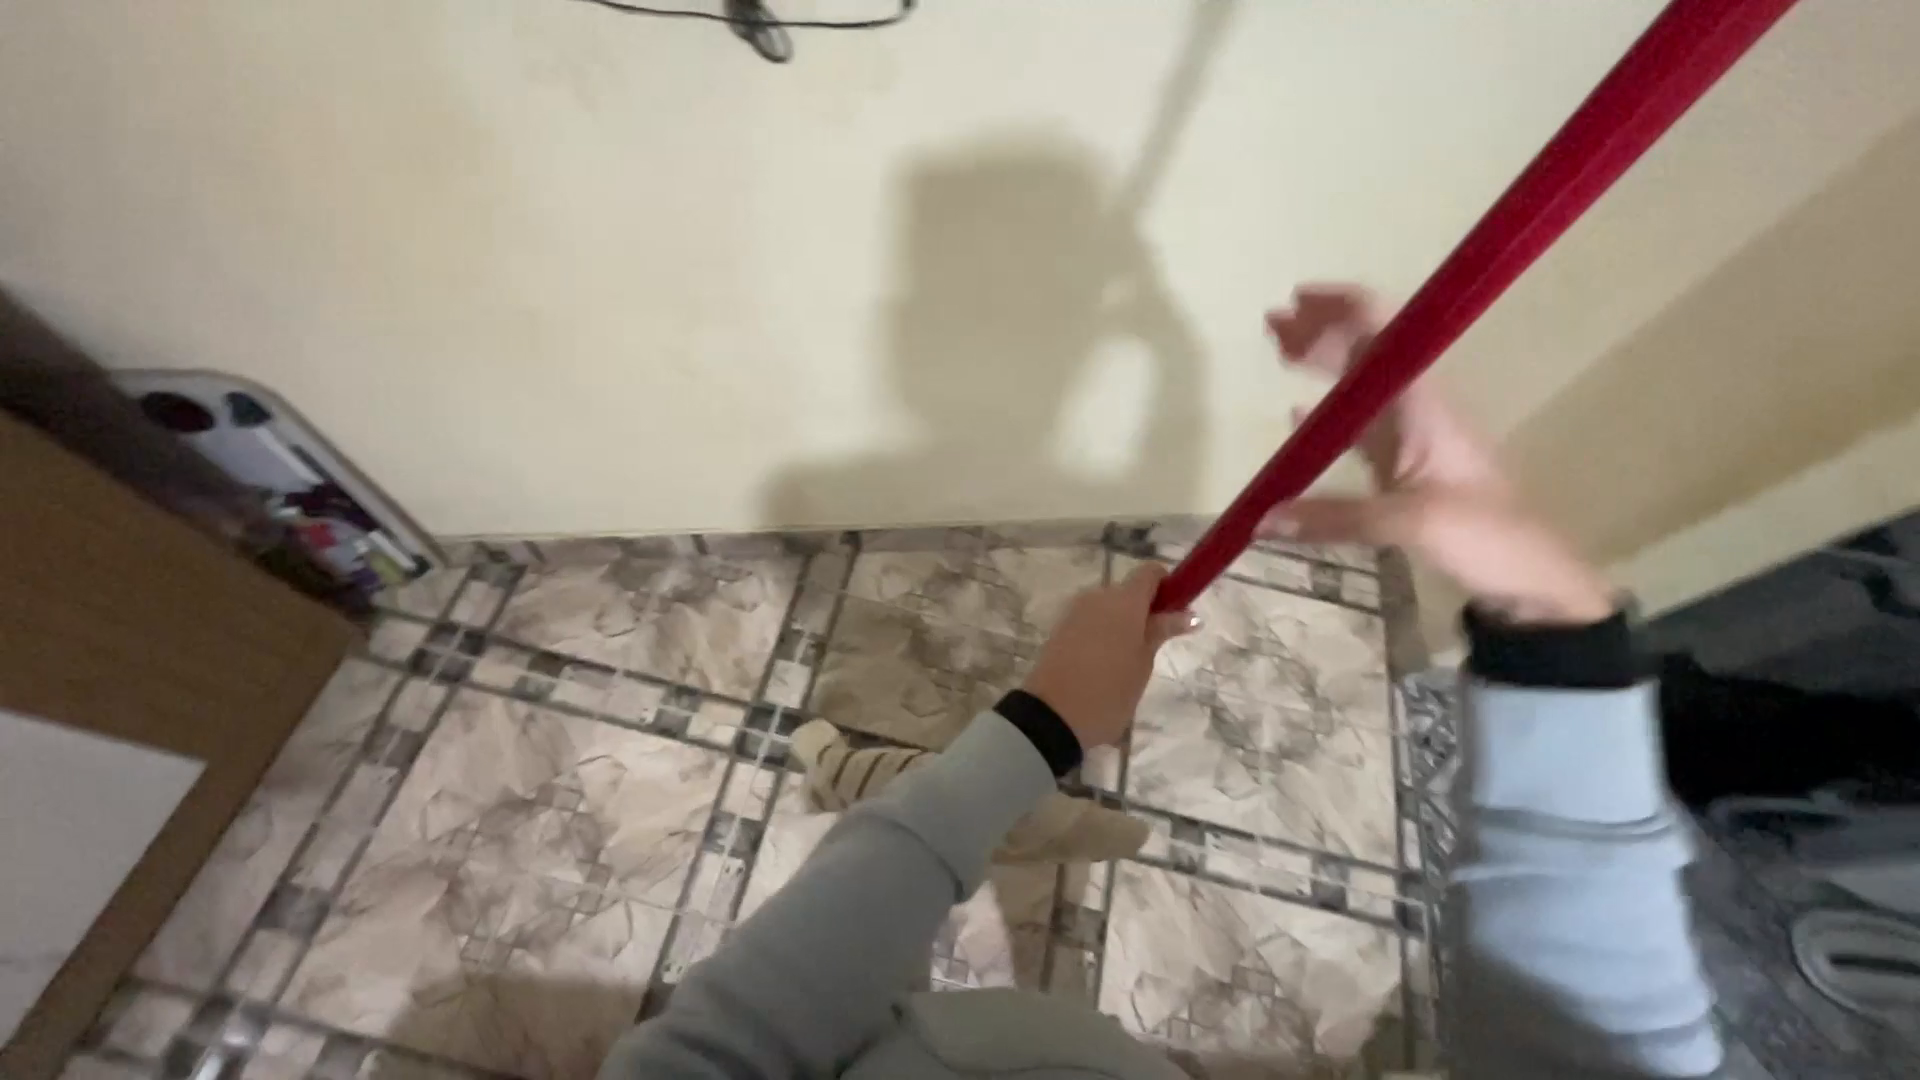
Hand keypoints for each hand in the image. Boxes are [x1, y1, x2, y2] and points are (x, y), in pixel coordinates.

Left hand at [1022, 563, 1197, 748]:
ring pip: (1107, 608)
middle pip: (1127, 591)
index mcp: (1123, 600)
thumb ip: (1161, 631)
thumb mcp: (1143, 663)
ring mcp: (1074, 612)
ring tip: (1127, 663)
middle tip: (1154, 646)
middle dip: (1144, 611)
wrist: (1052, 716)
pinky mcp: (1059, 629)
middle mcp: (1096, 597)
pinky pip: (1089, 622)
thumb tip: (1187, 614)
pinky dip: (1101, 634)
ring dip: (1121, 624)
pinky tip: (1103, 665)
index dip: (1167, 586)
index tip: (1175, 613)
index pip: (1150, 572)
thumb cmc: (1109, 691)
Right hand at [1262, 283, 1615, 625]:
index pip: (1382, 333)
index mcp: (1422, 404)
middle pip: (1364, 349)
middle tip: (1270, 324)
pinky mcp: (1400, 465)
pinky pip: (1355, 424)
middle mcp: (1414, 408)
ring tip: (1279, 350)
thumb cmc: (1485, 536)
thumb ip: (1333, 517)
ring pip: (1357, 382)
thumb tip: (1261, 518)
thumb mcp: (1410, 524)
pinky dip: (1323, 411)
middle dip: (1319, 329)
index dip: (1340, 309)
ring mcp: (1407, 436)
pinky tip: (1296, 414)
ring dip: (1320, 360)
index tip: (1296, 301)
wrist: (1530, 574)